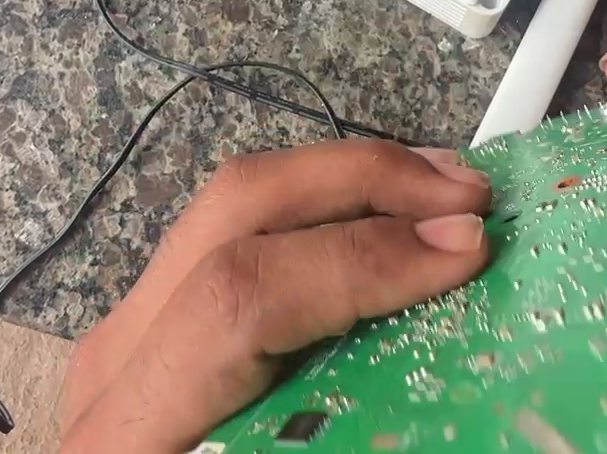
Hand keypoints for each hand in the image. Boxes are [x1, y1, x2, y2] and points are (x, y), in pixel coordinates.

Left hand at [58, 140, 492, 452]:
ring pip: (240, 197)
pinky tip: (380, 210)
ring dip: (350, 177)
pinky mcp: (155, 304)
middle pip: (238, 206)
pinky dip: (323, 203)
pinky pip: (245, 223)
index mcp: (133, 432)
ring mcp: (134, 315)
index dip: (362, 262)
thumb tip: (485, 389)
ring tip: (439, 185)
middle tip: (468, 194)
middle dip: (363, 180)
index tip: (467, 250)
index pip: (241, 301)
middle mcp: (121, 352)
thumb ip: (365, 428)